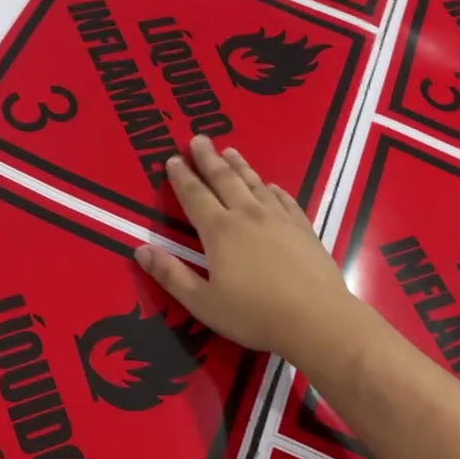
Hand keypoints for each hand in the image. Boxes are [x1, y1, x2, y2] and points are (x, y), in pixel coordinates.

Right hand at [134, 136, 367, 366]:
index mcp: (219, 231)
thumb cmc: (254, 315)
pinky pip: (285, 200)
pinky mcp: (303, 228)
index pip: (195, 195)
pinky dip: (274, 189)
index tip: (172, 158)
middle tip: (199, 138)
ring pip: (255, 183)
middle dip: (208, 158)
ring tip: (230, 151)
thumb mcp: (203, 302)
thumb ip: (171, 275)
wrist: (317, 319)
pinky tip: (272, 186)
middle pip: (224, 179)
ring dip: (240, 166)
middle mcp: (248, 215)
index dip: (181, 177)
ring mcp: (279, 219)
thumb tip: (141, 250)